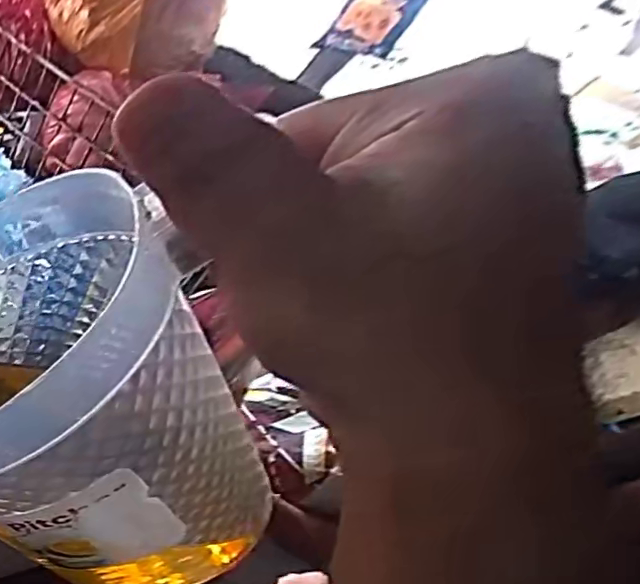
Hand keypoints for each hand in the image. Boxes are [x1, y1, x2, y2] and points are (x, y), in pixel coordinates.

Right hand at [115, 53, 585, 450]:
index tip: (207, 263)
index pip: (288, 134)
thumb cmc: (367, 324)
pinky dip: (329, 275)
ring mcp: (497, 189)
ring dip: (290, 258)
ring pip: (338, 210)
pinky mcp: (479, 247)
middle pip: (314, 170)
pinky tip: (328, 315)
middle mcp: (503, 124)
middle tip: (256, 293)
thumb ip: (206, 165)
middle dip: (264, 232)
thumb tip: (136, 96)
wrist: (453, 433)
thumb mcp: (269, 235)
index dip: (228, 204)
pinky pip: (369, 241)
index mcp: (465, 93)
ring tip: (292, 310)